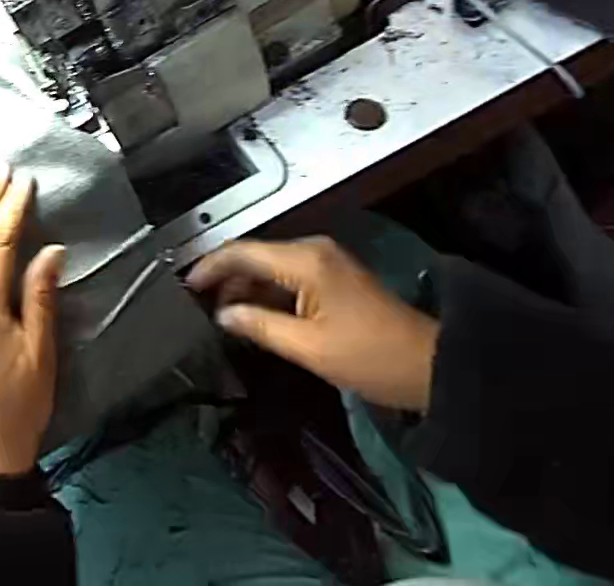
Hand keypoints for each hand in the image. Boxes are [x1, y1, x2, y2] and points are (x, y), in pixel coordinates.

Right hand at [186, 237, 439, 410]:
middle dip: (225, 277)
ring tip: (219, 314)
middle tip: (198, 306)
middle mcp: (312, 249)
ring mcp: (323, 259)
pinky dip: (265, 292)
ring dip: (244, 286)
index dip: (210, 266)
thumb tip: (223, 315)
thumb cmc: (370, 356)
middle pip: (254, 254)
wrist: (427, 364)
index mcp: (306, 260)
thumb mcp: (308, 348)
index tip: (186, 286)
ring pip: (268, 265)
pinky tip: (251, 314)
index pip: (244, 251)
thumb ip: (260, 325)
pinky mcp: (329, 274)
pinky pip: (286, 275)